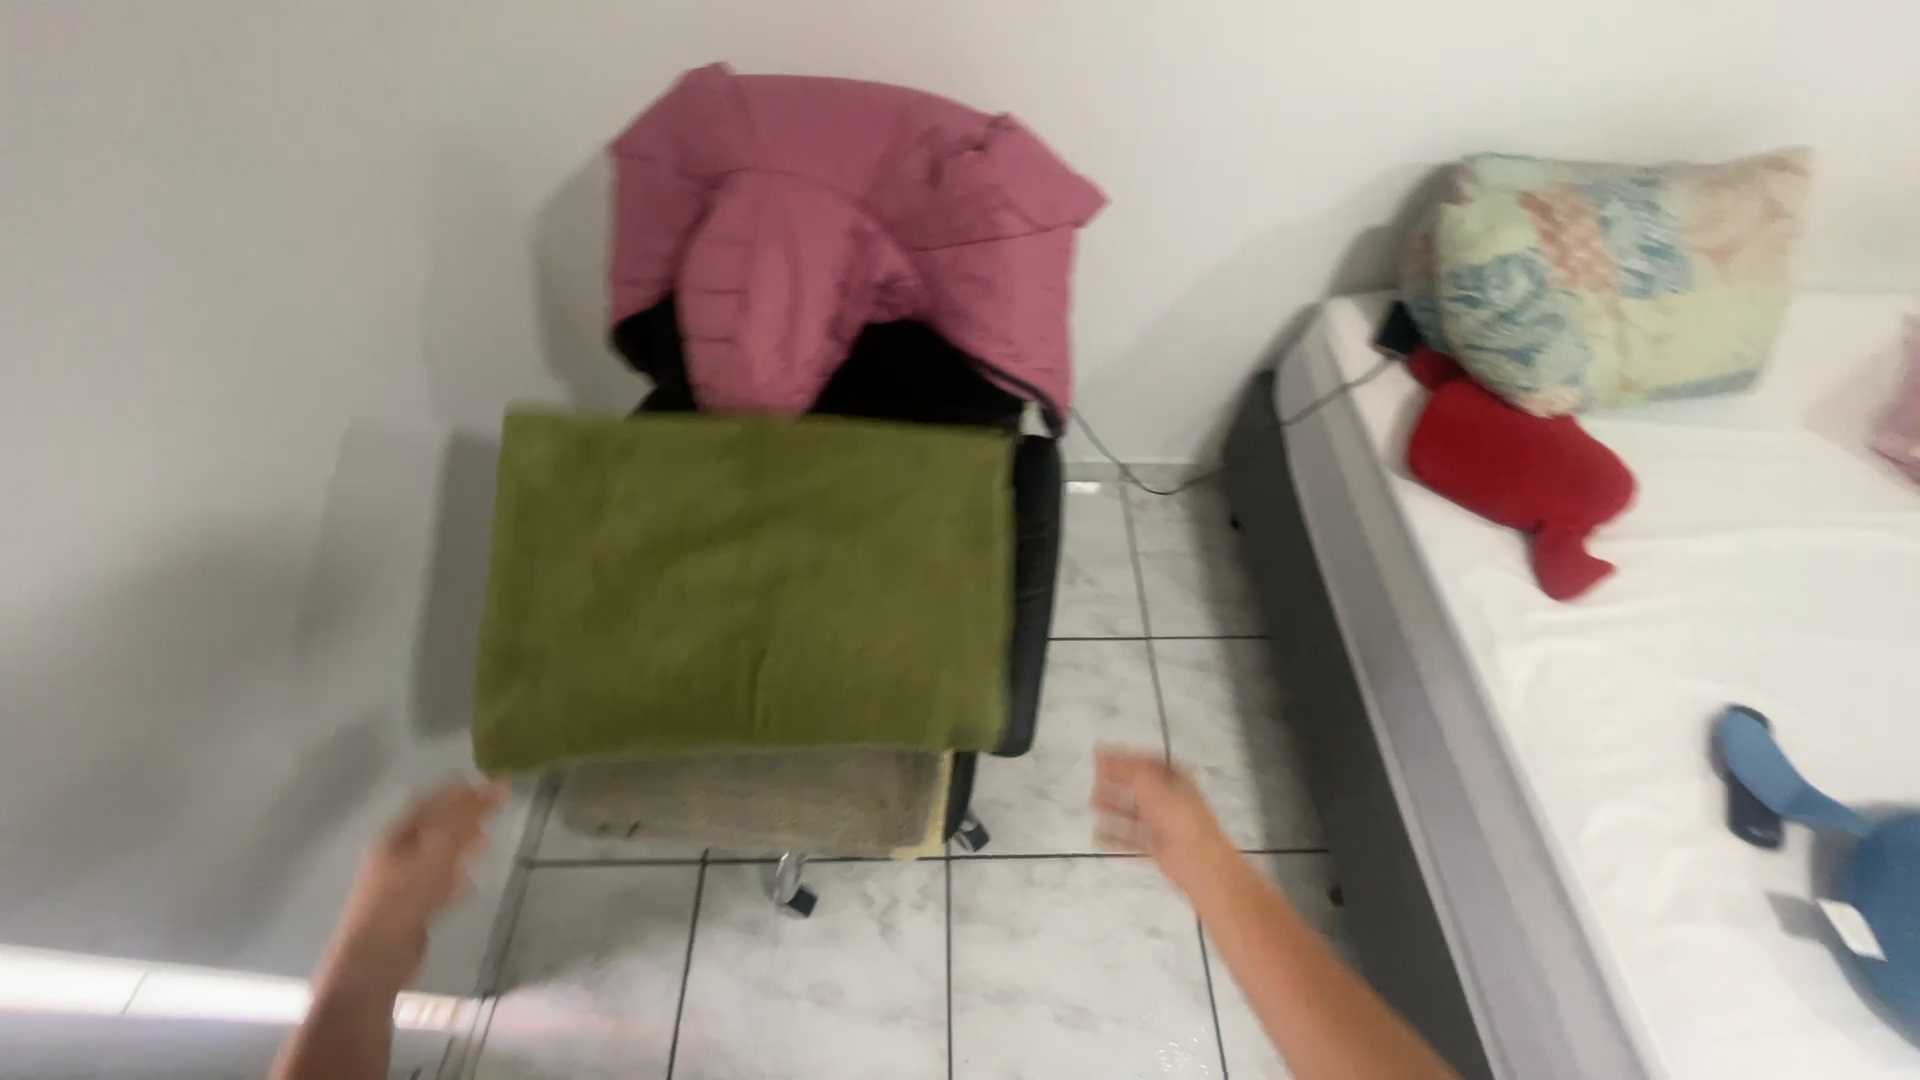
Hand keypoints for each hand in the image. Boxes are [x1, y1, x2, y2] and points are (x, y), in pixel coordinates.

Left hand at [320, 779, 510, 991]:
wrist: (376, 961)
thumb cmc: (404, 899)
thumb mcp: (437, 851)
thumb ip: (466, 820)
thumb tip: (495, 786)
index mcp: (396, 837)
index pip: (430, 802)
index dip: (459, 789)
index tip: (491, 781)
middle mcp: (396, 855)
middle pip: (435, 826)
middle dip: (465, 814)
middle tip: (497, 806)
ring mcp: (401, 882)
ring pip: (438, 852)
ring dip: (463, 843)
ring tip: (489, 838)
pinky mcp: (411, 906)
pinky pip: (437, 880)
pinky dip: (456, 872)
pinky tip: (469, 879)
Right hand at [1092, 748, 1237, 894]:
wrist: (1198, 861)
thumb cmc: (1178, 817)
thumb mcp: (1151, 785)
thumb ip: (1125, 770)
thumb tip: (1101, 753)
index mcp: (1175, 778)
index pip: (1146, 761)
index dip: (1123, 758)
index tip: (1100, 757)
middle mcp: (1169, 798)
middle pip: (1137, 786)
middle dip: (1115, 783)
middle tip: (1094, 780)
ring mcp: (1163, 822)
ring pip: (1132, 811)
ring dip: (1112, 807)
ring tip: (1093, 803)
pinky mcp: (1156, 844)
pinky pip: (1132, 835)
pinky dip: (1115, 834)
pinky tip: (1099, 834)